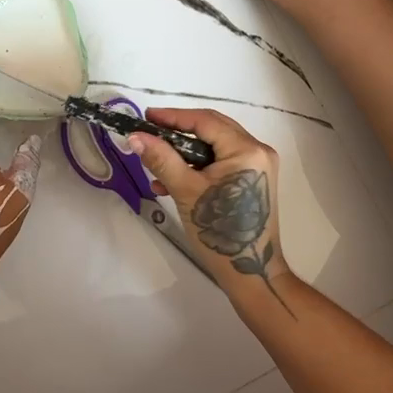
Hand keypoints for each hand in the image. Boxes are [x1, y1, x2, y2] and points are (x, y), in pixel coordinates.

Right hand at [129, 109, 293, 315]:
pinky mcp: (252, 180)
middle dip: (178, 132)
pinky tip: (172, 183)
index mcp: (246, 149)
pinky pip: (220, 162)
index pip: (204, 120)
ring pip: (214, 146)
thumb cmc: (220, 231)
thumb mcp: (186, 191)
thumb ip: (161, 158)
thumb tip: (135, 136)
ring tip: (156, 166)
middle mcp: (257, 151)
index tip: (146, 117)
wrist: (252, 276)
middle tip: (150, 133)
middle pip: (211, 129)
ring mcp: (258, 166)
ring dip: (184, 153)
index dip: (173, 117)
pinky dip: (197, 167)